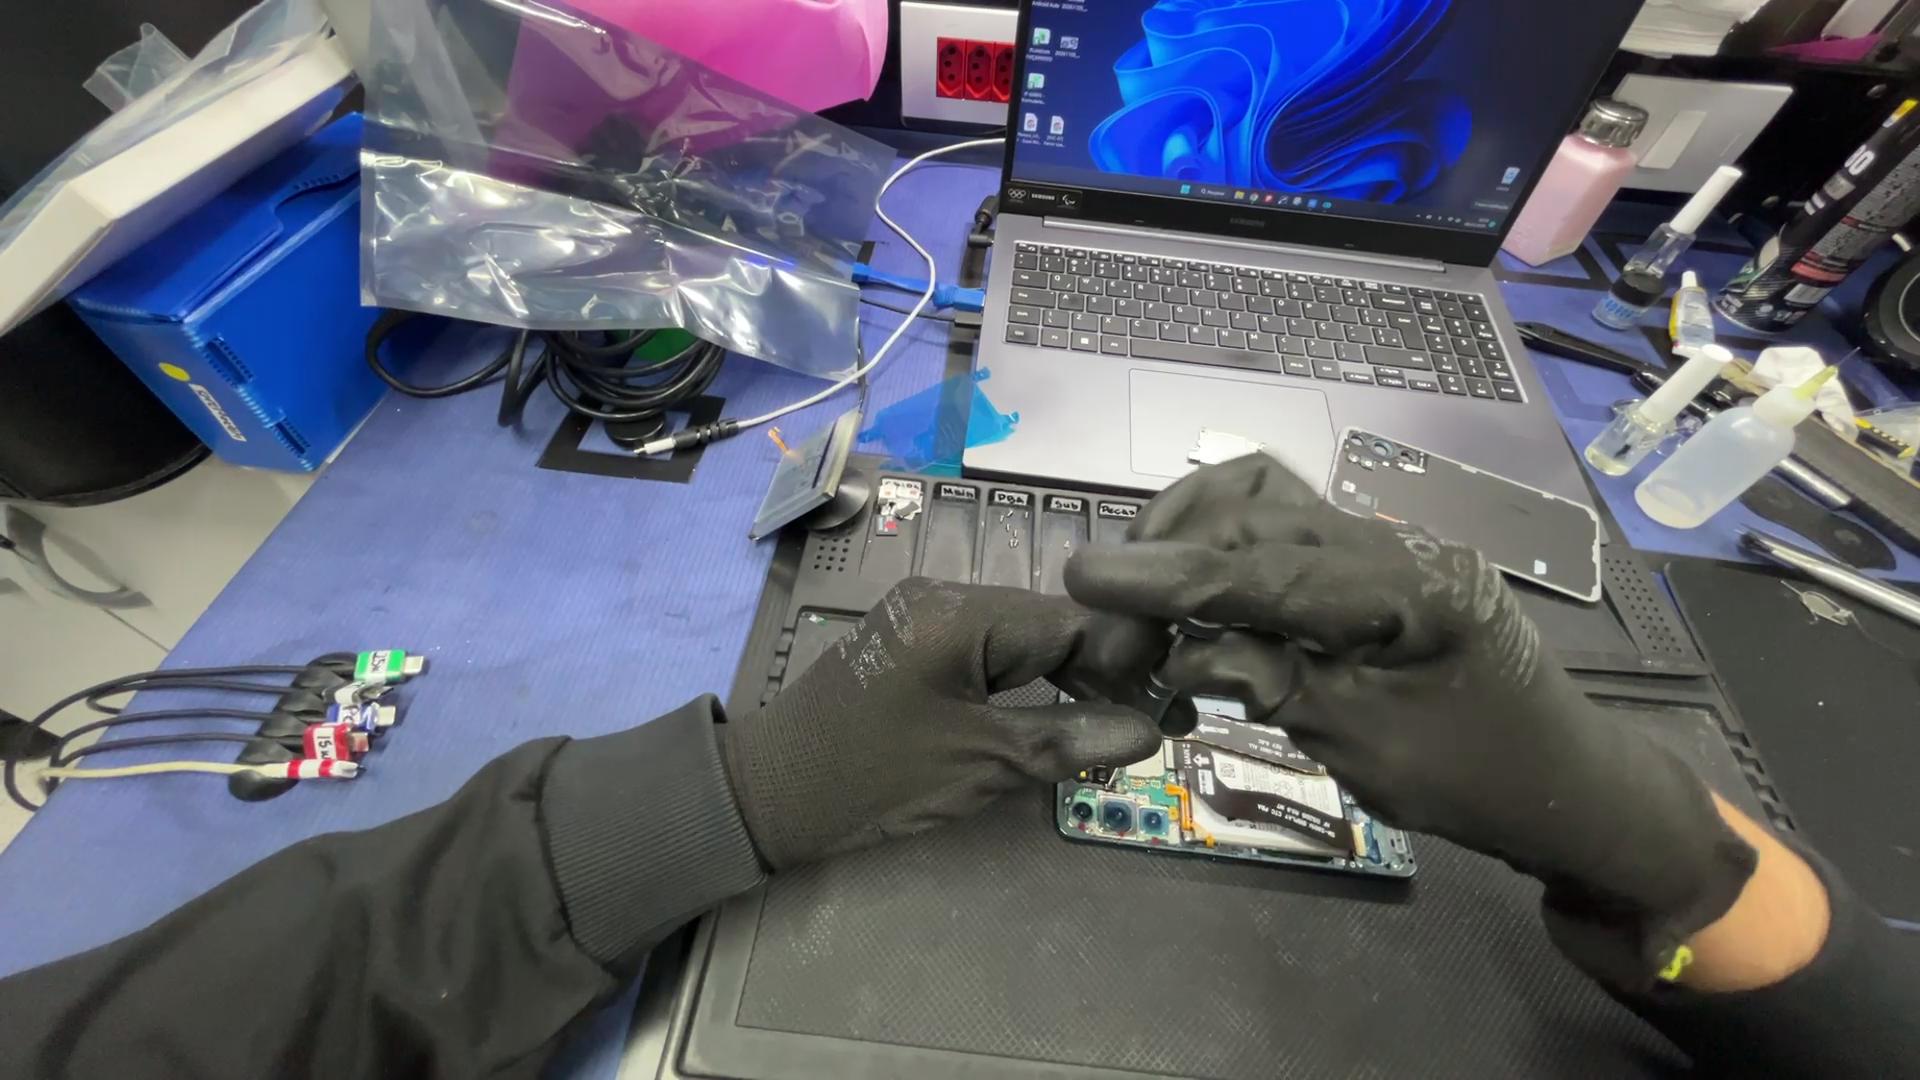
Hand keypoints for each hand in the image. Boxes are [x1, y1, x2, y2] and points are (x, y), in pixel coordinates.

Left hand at [720, 578, 1161, 869]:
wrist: (770, 790)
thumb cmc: (872, 776)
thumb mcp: (978, 763)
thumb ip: (1067, 738)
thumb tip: (1149, 728)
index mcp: (960, 612)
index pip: (1069, 620)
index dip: (1124, 660)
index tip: (1167, 703)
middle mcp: (947, 595)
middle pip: (1047, 622)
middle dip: (1098, 669)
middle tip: (1149, 719)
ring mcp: (929, 614)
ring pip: (1021, 635)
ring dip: (1065, 675)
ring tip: (1111, 720)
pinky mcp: (919, 640)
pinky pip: (988, 649)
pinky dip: (1024, 679)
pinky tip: (1056, 708)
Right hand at [1065, 454, 1758, 986]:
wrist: (1566, 778)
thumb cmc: (1474, 778)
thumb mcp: (1365, 746)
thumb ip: (1270, 681)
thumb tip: (1181, 650)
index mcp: (1407, 589)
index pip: (1260, 568)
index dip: (1164, 575)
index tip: (1084, 577)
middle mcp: (1387, 538)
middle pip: (1246, 511)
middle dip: (1164, 561)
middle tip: (1115, 628)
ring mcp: (1373, 534)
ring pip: (1255, 489)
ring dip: (1185, 526)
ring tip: (1144, 582)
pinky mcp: (1356, 549)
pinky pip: (1271, 514)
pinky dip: (1215, 533)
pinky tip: (1194, 576)